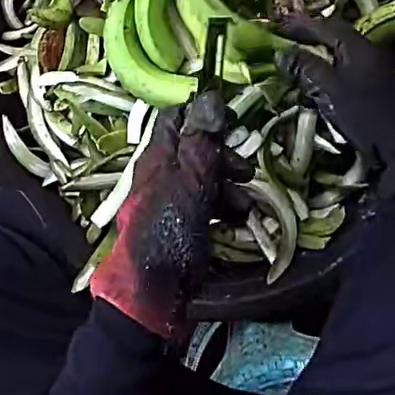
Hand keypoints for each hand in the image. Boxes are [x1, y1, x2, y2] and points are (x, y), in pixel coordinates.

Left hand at [89, 99, 225, 338]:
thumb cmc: (169, 234)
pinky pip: (204, 202)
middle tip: (244, 169)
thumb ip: (201, 141)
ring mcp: (168, 199)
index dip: (203, 113)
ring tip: (243, 202)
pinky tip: (237, 218)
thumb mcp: (190, 183)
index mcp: (156, 156)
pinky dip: (222, 206)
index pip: (176, 116)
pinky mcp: (179, 223)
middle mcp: (160, 173)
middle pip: (194, 146)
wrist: (151, 299)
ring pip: (203, 175)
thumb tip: (210, 96)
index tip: (232, 121)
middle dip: (223, 155)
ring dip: (227, 183)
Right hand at [277, 15, 394, 197]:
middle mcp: (368, 48)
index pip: (326, 26)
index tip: (281, 26)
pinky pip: (347, 59)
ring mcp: (373, 63)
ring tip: (300, 49)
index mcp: (357, 46)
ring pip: (343, 46)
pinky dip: (330, 59)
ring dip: (321, 46)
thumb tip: (282, 52)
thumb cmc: (363, 112)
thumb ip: (307, 67)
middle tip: (288, 35)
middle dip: (312, 33)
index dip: (303, 25)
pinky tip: (319, 67)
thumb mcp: (330, 89)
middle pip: (336, 33)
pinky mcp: (374, 78)